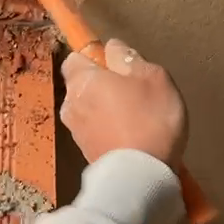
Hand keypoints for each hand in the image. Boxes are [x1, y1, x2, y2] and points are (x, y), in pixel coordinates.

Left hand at [59, 40, 187, 164]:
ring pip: (88, 110)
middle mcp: (70, 105)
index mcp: (82, 80)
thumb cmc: (150, 120)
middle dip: (102, 85)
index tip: (117, 65)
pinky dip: (108, 130)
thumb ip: (129, 58)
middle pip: (82, 86)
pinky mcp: (85, 153)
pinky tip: (131, 136)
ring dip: (106, 110)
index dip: (94, 58)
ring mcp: (75, 131)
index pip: (74, 59)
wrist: (140, 175)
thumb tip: (112, 48)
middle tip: (134, 92)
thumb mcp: (152, 77)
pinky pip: (95, 131)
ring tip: (137, 117)